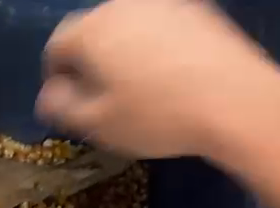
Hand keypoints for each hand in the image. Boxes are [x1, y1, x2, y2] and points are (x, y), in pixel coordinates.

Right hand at [36, 0, 279, 161]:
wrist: (232, 100)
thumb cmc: (155, 117)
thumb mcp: (98, 123)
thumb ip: (63, 106)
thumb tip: (47, 95)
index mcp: (91, 31)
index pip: (56, 46)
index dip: (55, 76)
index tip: (64, 102)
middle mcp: (122, 4)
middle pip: (92, 31)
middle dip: (89, 62)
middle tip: (98, 99)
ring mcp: (161, 2)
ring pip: (126, 28)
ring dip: (121, 54)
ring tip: (134, 90)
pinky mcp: (194, 8)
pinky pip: (158, 28)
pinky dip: (152, 49)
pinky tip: (166, 79)